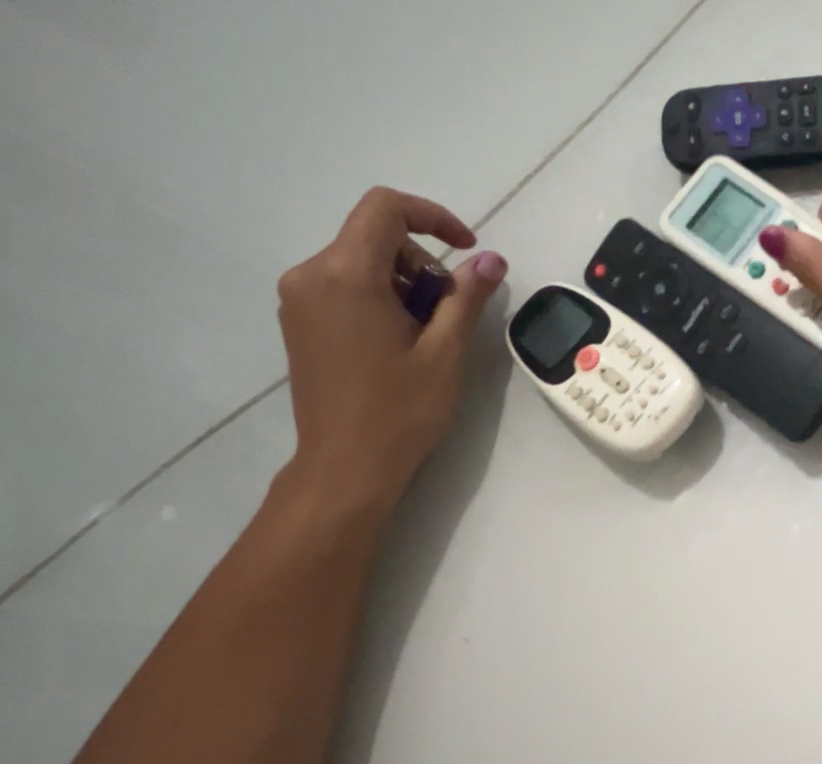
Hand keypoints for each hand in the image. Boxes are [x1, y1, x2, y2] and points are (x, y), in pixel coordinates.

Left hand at [275, 187, 506, 507]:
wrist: (346, 463)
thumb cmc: (401, 410)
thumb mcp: (445, 353)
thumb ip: (466, 297)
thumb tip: (490, 259)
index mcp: (345, 275)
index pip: (385, 209)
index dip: (433, 217)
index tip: (468, 250)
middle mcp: (310, 274)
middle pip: (374, 237)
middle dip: (422, 263)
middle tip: (450, 313)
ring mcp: (299, 298)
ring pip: (360, 262)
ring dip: (403, 284)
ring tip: (427, 336)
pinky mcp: (299, 320)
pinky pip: (343, 286)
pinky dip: (380, 298)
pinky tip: (400, 342)